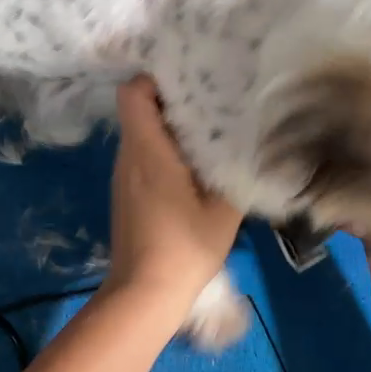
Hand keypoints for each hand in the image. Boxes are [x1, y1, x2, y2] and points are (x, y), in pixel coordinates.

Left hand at [104, 77, 242, 303]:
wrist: (144, 293)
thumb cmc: (184, 248)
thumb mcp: (223, 210)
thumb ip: (235, 170)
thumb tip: (247, 140)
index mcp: (146, 150)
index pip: (132, 92)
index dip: (156, 78)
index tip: (192, 78)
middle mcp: (128, 157)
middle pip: (140, 110)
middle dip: (172, 99)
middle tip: (213, 99)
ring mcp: (123, 177)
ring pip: (142, 134)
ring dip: (171, 128)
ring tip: (211, 129)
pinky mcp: (127, 195)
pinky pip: (142, 157)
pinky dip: (165, 151)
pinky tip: (197, 165)